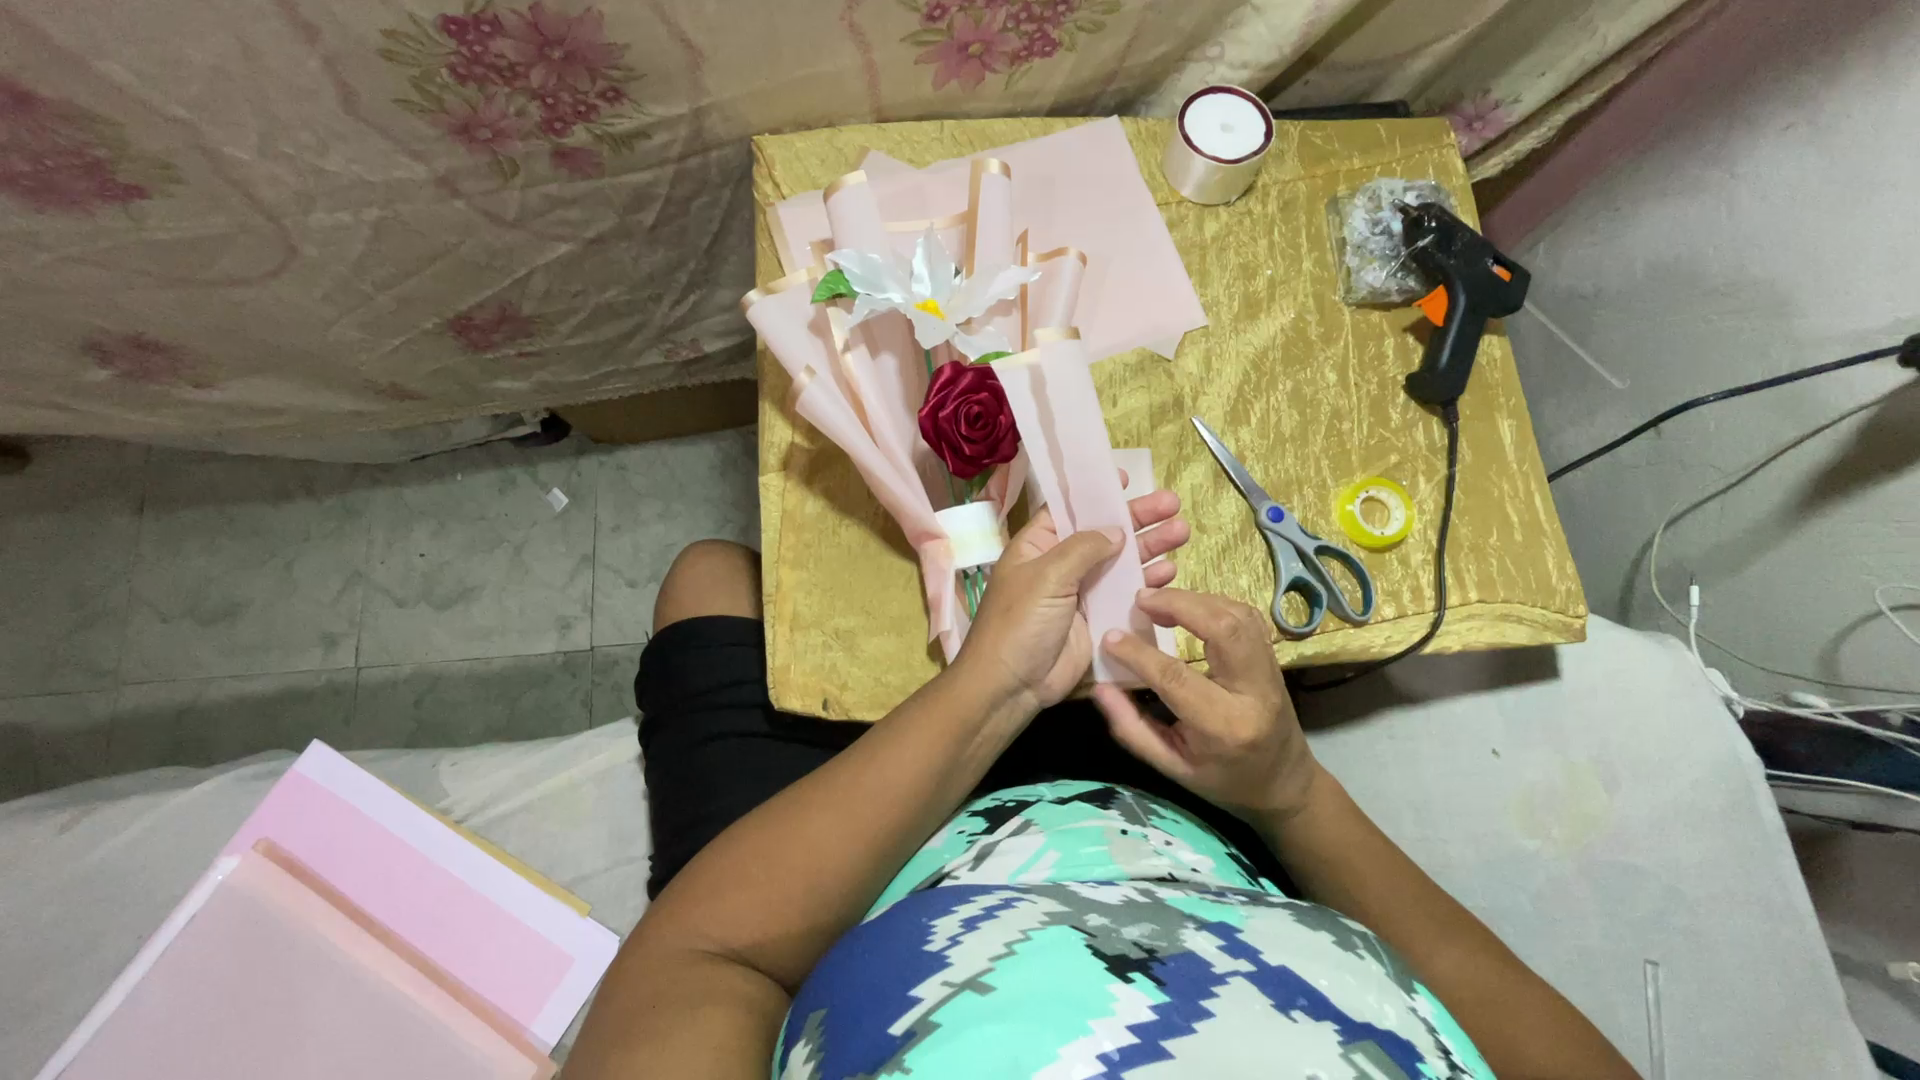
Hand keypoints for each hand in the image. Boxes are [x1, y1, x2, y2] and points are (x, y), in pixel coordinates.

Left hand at [956, 490, 1188, 716]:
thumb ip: (1083, 549)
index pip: (1069, 509)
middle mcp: (1060, 564)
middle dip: (1137, 519)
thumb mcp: (1047, 576)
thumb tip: (1115, 529)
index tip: (1125, 479)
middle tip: (1173, 504)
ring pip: (1120, 562)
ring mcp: (1080, 593)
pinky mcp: (1097, 619)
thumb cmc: (1019, 623)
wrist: (1012, 685)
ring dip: (1149, 547)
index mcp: (1037, 545)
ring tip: (1182, 532)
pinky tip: (1170, 572)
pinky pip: (1126, 594)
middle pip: (1104, 533)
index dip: (1095, 494)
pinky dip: (1147, 583)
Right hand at [1091, 588, 1319, 821]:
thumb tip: (1100, 689)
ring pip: (1239, 616)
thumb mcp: (1171, 767)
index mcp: (1224, 726)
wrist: (1284, 784)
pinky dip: (1215, 604)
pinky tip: (1189, 607)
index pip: (1177, 678)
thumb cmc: (1222, 780)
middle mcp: (1253, 693)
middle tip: (1142, 598)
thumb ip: (1133, 728)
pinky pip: (1248, 618)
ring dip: (1197, 599)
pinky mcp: (1274, 658)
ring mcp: (1270, 672)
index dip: (1139, 654)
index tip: (1111, 637)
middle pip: (1224, 629)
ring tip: (1160, 600)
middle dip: (1180, 605)